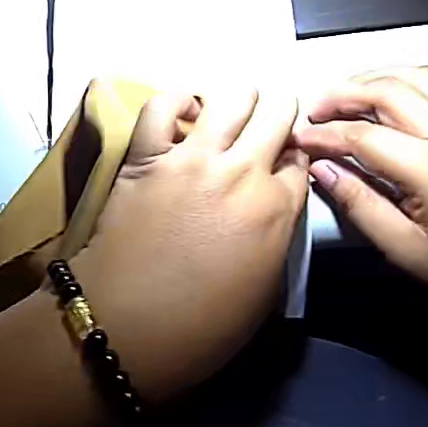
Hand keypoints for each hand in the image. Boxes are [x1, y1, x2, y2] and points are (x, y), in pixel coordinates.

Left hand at [70, 89, 307, 400]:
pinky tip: (185, 110)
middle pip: (275, 120)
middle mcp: (243, 173)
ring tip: (238, 104)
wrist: (129, 327)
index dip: (294, 157)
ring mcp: (193, 160)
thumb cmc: (204, 327)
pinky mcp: (147, 157)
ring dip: (242, 99)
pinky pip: (162, 108)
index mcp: (277, 209)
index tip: (287, 159)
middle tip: (273, 116)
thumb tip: (272, 207)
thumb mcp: (265, 291)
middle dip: (280, 113)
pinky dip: (177, 101)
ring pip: (230, 102)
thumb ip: (276, 237)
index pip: (298, 163)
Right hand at [295, 68, 427, 329]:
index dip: (325, 136)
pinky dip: (405, 83)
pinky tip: (386, 101)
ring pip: (417, 77)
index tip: (300, 141)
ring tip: (345, 97)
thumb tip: (322, 170)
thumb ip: (360, 204)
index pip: (364, 135)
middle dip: (344, 93)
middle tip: (315, 111)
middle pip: (389, 90)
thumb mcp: (406, 249)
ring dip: (376, 80)